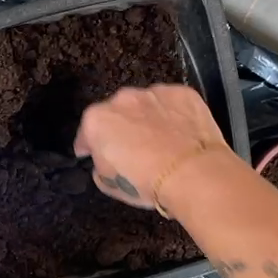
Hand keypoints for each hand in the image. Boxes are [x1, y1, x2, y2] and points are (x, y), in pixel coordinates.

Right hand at [74, 84, 227, 210]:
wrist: (192, 173)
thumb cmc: (144, 182)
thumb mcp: (107, 183)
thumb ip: (100, 165)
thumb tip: (105, 160)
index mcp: (97, 120)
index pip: (86, 132)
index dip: (90, 146)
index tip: (94, 155)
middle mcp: (122, 99)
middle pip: (116, 112)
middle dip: (120, 127)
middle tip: (132, 149)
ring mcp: (154, 93)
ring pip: (144, 104)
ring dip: (147, 119)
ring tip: (160, 141)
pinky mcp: (183, 93)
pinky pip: (171, 103)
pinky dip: (172, 115)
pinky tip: (180, 134)